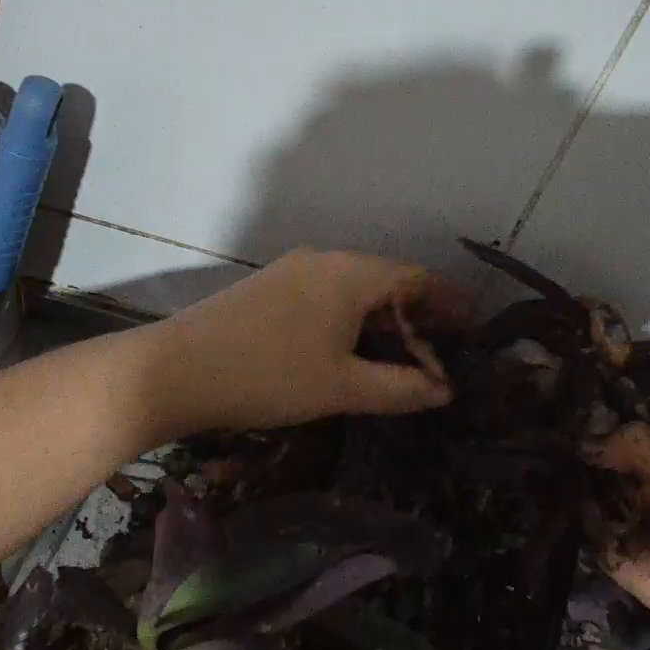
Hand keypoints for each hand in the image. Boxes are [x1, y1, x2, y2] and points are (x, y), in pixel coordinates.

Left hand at [142, 250, 467, 436]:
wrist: (175, 370)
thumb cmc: (269, 376)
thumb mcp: (342, 387)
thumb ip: (400, 387)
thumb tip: (445, 389)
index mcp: (351, 273)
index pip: (416, 279)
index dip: (449, 304)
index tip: (473, 329)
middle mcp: (325, 260)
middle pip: (387, 279)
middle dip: (418, 313)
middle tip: (442, 348)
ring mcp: (292, 270)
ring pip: (354, 287)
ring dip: (383, 317)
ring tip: (402, 353)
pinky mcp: (268, 288)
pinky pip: (327, 294)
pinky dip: (351, 317)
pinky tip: (350, 348)